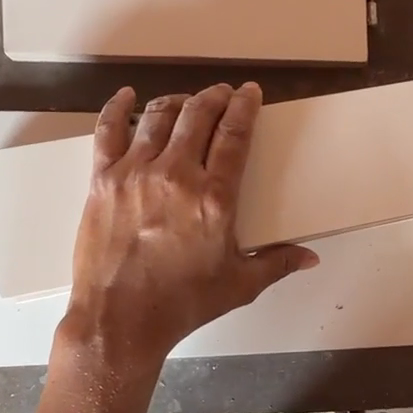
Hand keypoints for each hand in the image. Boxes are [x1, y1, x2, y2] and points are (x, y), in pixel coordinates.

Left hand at [65, 83, 316, 360]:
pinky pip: (107, 131)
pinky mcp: (102, 181)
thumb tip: (310, 257)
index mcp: (214, 198)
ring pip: (157, 117)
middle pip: (198, 116)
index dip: (244, 108)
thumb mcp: (240, 285)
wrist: (121, 319)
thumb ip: (277, 263)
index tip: (250, 94)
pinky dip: (117, 108)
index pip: (234, 136)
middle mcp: (176, 176)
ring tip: (187, 100)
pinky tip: (126, 96)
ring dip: (177, 101)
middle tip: (222, 93)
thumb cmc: (183, 304)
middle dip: (214, 97)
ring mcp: (135, 174)